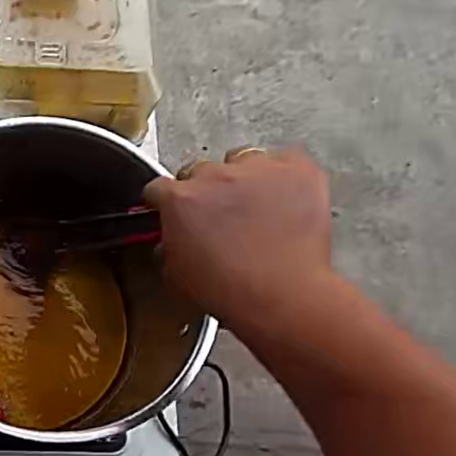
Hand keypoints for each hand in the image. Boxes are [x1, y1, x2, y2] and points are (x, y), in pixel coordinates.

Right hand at [143, 147, 338, 329]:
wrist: (279, 296)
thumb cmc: (230, 290)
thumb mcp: (175, 275)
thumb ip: (167, 246)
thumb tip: (171, 241)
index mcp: (180, 200)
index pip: (158, 188)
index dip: (163, 201)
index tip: (170, 207)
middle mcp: (216, 177)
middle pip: (200, 171)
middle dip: (204, 191)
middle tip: (217, 216)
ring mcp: (258, 170)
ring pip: (242, 160)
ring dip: (242, 178)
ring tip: (252, 206)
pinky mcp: (296, 170)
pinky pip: (284, 160)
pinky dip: (281, 176)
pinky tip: (280, 198)